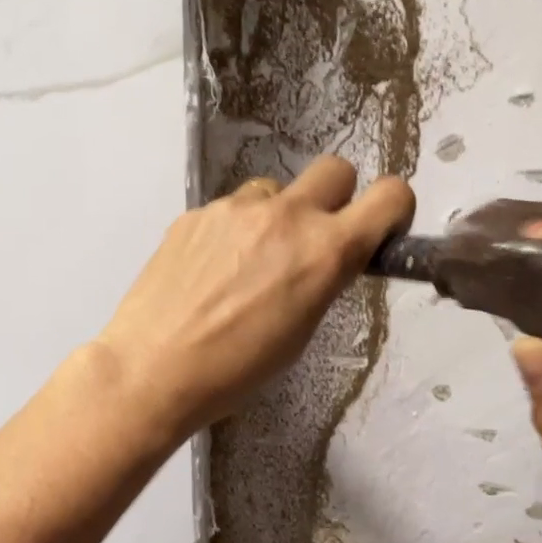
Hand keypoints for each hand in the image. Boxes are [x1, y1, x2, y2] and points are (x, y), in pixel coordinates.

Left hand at [94, 156, 413, 437]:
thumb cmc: (233, 373)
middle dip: (334, 201)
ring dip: (274, 217)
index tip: (374, 233)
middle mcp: (285, 216)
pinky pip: (229, 210)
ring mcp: (235, 209)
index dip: (390, 212)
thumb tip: (325, 260)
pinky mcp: (194, 214)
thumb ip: (322, 281)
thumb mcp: (299, 335)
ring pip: (274, 191)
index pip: (390, 196)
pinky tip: (207, 273)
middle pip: (335, 170)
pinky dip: (231, 233)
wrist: (151, 370)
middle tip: (310, 242)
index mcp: (324, 251)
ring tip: (246, 267)